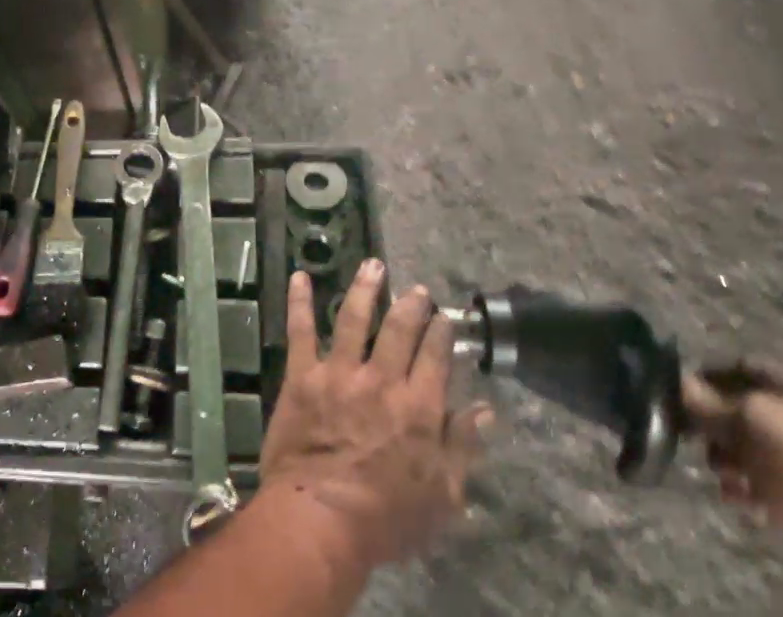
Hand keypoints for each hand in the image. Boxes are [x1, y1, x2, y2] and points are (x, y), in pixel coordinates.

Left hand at [259, 259, 492, 568]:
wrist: (319, 517)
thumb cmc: (386, 518)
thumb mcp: (443, 496)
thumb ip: (462, 448)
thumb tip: (484, 410)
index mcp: (420, 407)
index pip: (436, 356)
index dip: (442, 331)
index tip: (445, 315)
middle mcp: (382, 380)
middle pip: (400, 330)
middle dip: (411, 304)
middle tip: (416, 288)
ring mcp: (338, 374)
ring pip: (353, 319)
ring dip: (365, 289)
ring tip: (372, 265)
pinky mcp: (301, 378)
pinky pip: (300, 332)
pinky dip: (299, 302)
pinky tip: (299, 276)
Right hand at [683, 363, 782, 582]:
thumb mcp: (750, 422)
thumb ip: (709, 402)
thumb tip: (678, 381)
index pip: (742, 366)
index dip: (707, 378)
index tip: (679, 400)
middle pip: (747, 410)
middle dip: (719, 430)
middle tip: (702, 447)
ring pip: (758, 449)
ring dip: (733, 464)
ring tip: (728, 483)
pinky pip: (777, 481)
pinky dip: (757, 489)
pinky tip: (748, 502)